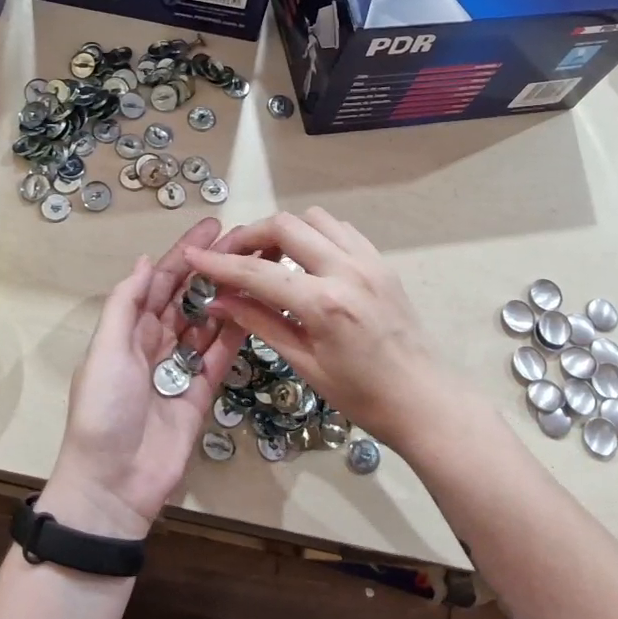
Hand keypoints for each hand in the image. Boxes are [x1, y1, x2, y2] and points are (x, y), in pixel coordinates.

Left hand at [42, 217, 243, 540]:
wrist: (113, 485)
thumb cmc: (104, 411)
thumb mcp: (106, 351)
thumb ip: (126, 305)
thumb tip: (145, 261)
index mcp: (127, 331)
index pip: (159, 282)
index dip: (184, 253)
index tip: (211, 226)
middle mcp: (154, 344)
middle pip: (186, 297)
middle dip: (211, 268)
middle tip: (244, 240)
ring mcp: (179, 369)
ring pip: (206, 323)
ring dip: (226, 295)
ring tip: (256, 267)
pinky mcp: (200, 394)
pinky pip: (219, 357)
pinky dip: (234, 333)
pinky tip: (254, 308)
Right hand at [182, 208, 451, 448]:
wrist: (424, 399)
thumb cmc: (363, 396)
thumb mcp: (305, 365)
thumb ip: (260, 323)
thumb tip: (216, 302)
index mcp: (325, 304)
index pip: (258, 272)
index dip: (220, 264)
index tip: (193, 258)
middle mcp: (347, 270)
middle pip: (284, 225)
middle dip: (249, 236)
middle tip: (230, 258)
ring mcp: (369, 261)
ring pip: (314, 219)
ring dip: (284, 231)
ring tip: (268, 259)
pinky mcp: (381, 261)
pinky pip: (341, 230)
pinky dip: (314, 235)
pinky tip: (305, 262)